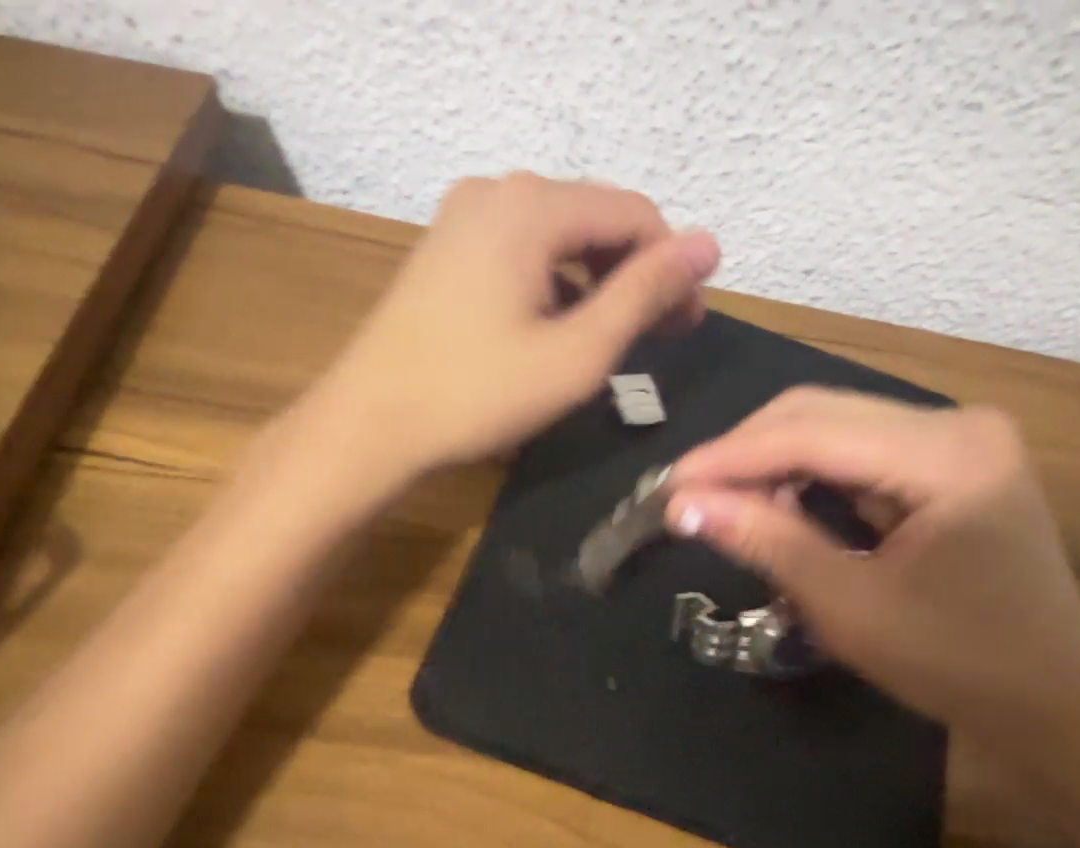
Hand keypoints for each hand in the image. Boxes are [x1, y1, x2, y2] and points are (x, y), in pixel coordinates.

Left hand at [300, 172, 719, 478]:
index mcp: (532, 206)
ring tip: (613, 343)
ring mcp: (464, 216)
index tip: (688, 327)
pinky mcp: (446, 246)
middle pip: (597, 218)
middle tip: (660, 339)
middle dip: (636, 274)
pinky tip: (560, 331)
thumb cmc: (478, 394)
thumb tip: (709, 245)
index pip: (636, 214)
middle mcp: (497, 191)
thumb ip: (646, 293)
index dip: (674, 267)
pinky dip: (556, 284)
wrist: (370, 424)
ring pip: (561, 236)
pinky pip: (523, 250)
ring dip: (598, 282)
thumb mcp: (578, 352)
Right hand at [665, 388, 1079, 770]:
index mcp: (949, 454)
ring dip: (773, 462)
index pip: (813, 431)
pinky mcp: (952, 461)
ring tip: (722, 504)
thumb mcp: (849, 606)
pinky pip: (860, 450)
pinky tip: (774, 503)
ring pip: (836, 426)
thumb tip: (683, 504)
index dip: (730, 457)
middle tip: (686, 496)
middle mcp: (958, 424)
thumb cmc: (954, 664)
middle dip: (747, 453)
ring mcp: (960, 439)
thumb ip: (767, 541)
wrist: (1048, 703)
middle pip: (822, 412)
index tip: (666, 486)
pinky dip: (809, 474)